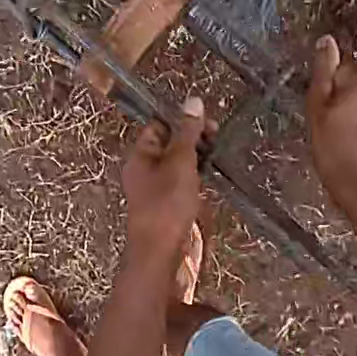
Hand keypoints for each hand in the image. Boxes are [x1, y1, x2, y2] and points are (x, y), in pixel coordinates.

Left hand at [122, 97, 206, 259]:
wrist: (161, 253)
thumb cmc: (167, 204)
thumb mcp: (180, 162)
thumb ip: (187, 133)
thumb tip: (193, 101)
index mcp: (140, 156)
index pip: (159, 126)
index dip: (182, 122)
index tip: (209, 126)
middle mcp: (144, 171)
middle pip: (169, 146)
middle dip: (193, 141)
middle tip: (216, 142)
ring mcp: (155, 191)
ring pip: (177, 166)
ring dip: (196, 162)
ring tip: (215, 161)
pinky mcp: (167, 208)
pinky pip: (181, 186)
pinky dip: (195, 182)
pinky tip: (209, 185)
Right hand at [306, 35, 356, 214]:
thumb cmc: (338, 151)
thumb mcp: (318, 108)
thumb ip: (324, 71)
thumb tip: (326, 42)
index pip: (340, 71)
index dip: (327, 93)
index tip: (321, 112)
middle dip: (343, 102)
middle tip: (330, 127)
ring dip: (356, 116)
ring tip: (343, 141)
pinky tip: (356, 148)